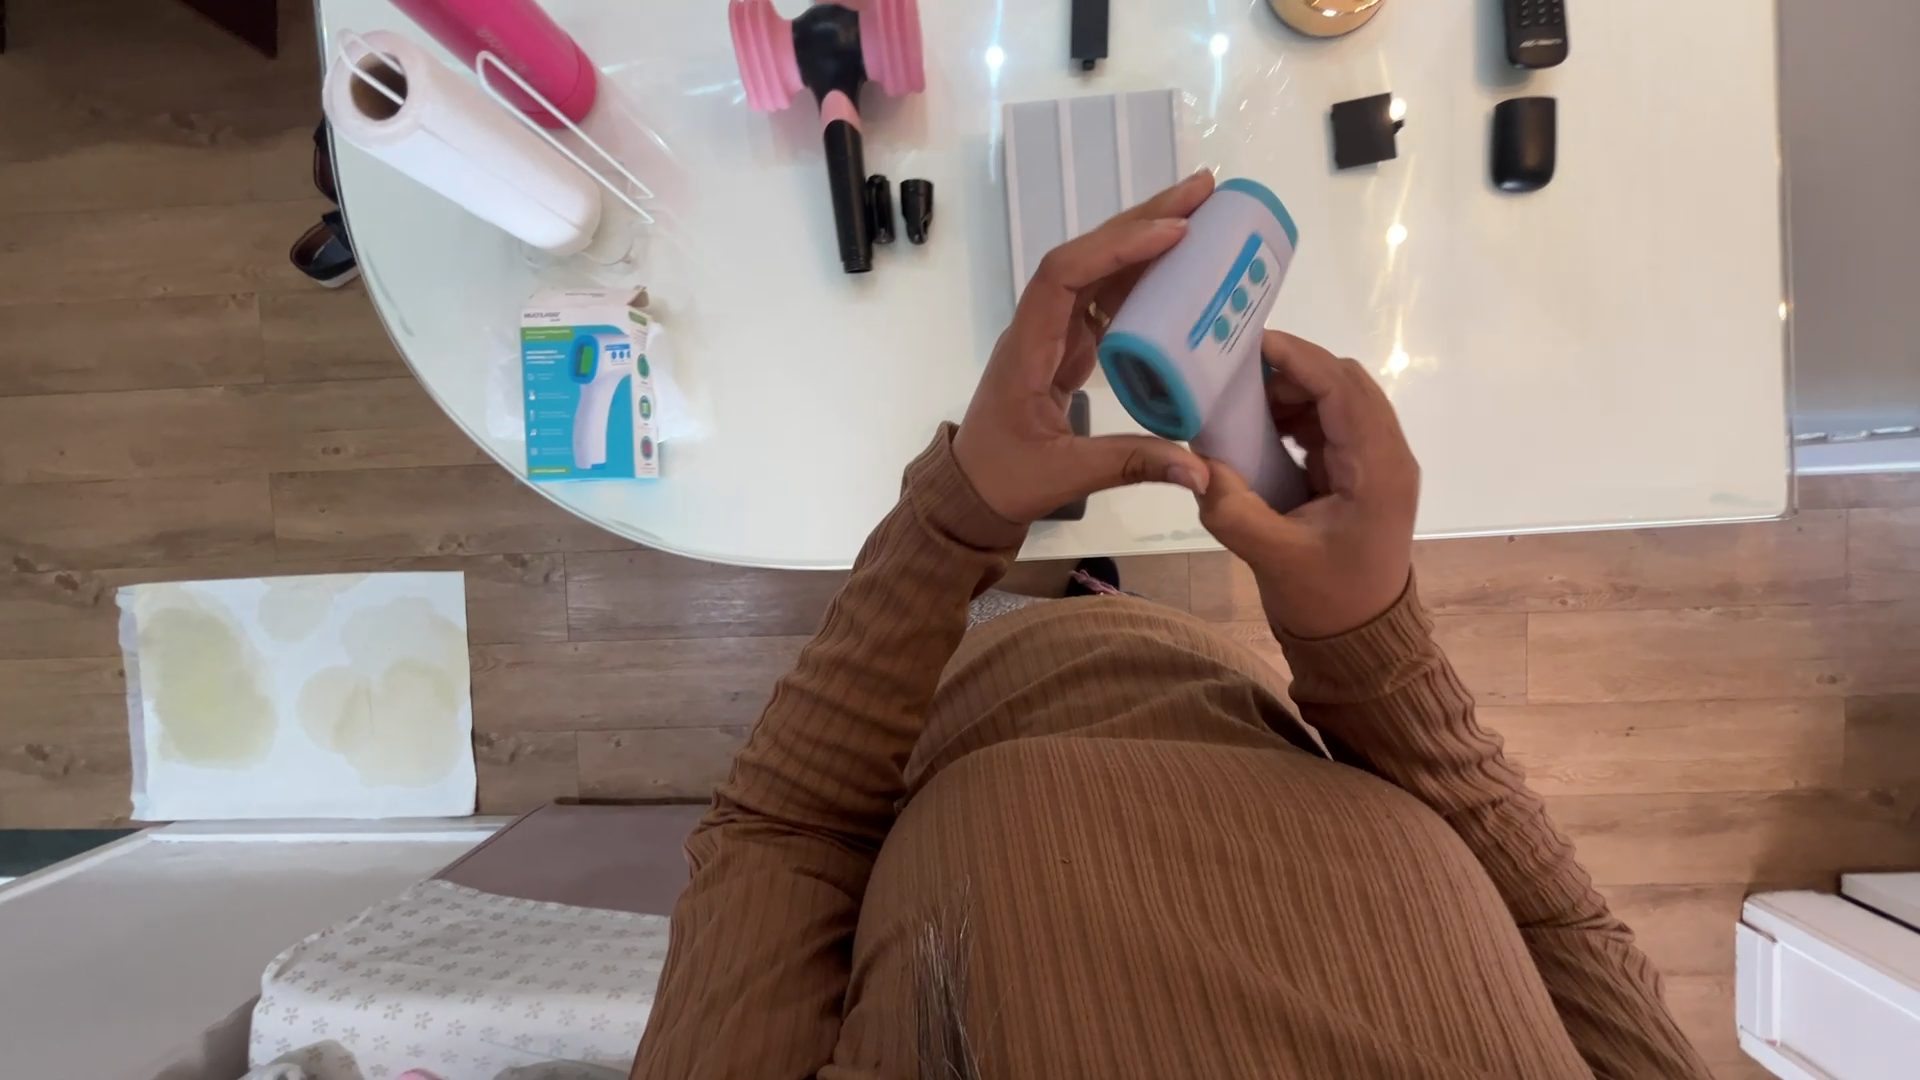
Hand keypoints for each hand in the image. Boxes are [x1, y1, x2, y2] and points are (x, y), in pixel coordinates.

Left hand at [953, 172, 1215, 523]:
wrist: (973, 490)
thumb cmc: (1006, 479)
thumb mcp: (1066, 475)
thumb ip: (1130, 465)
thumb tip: (1201, 473)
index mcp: (1026, 349)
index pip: (1062, 275)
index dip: (1115, 248)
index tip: (1173, 231)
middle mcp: (1038, 329)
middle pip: (1084, 257)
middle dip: (1140, 221)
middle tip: (1203, 192)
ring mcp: (1051, 336)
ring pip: (1095, 273)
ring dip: (1143, 242)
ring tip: (1200, 213)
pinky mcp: (1066, 350)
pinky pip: (1102, 303)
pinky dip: (1139, 281)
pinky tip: (1177, 268)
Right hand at [1196, 331, 1420, 638]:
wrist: (1358, 638)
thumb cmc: (1325, 599)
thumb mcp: (1270, 556)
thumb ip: (1231, 508)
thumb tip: (1197, 464)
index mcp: (1378, 469)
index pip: (1344, 389)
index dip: (1299, 359)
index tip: (1251, 345)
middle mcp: (1386, 454)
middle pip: (1345, 384)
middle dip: (1292, 372)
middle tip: (1237, 379)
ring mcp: (1375, 463)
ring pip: (1338, 400)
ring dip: (1292, 394)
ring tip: (1242, 406)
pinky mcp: (1359, 473)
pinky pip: (1328, 425)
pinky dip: (1294, 417)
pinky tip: (1257, 433)